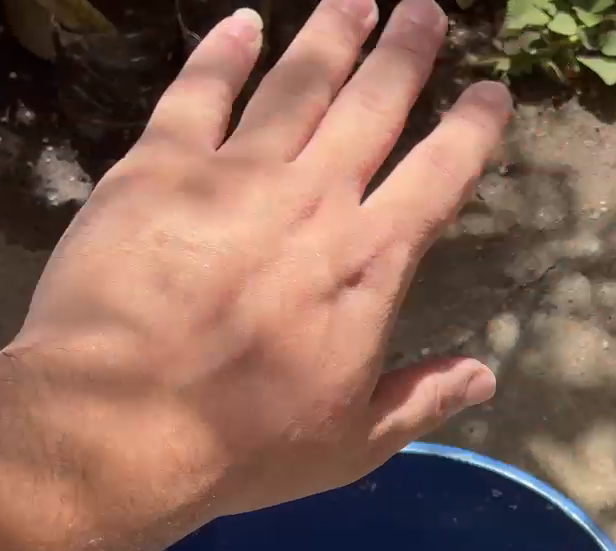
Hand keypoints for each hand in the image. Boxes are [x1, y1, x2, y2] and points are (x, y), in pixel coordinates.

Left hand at [9, 0, 509, 520]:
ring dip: (331, 37)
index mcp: (370, 266)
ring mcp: (231, 178)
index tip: (492, 94)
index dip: (471, 132)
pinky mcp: (155, 172)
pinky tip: (244, 23)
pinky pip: (197, 94)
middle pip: (371, 109)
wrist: (123, 426)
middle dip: (406, 54)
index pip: (437, 179)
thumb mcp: (361, 440)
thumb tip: (486, 378)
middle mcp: (313, 203)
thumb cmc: (254, 442)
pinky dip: (222, 55)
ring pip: (294, 86)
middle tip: (427, 10)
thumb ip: (427, 399)